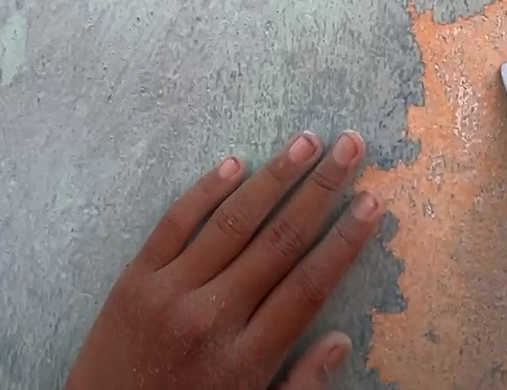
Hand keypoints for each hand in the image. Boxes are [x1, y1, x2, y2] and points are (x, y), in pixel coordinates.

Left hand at [66, 131, 383, 389]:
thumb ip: (299, 389)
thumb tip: (341, 340)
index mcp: (245, 361)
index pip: (308, 287)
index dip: (344, 241)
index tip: (372, 202)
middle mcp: (212, 318)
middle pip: (279, 241)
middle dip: (321, 189)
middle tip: (349, 147)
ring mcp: (169, 292)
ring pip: (233, 221)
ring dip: (275, 176)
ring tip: (307, 141)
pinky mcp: (134, 279)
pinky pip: (175, 222)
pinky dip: (205, 190)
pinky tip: (235, 162)